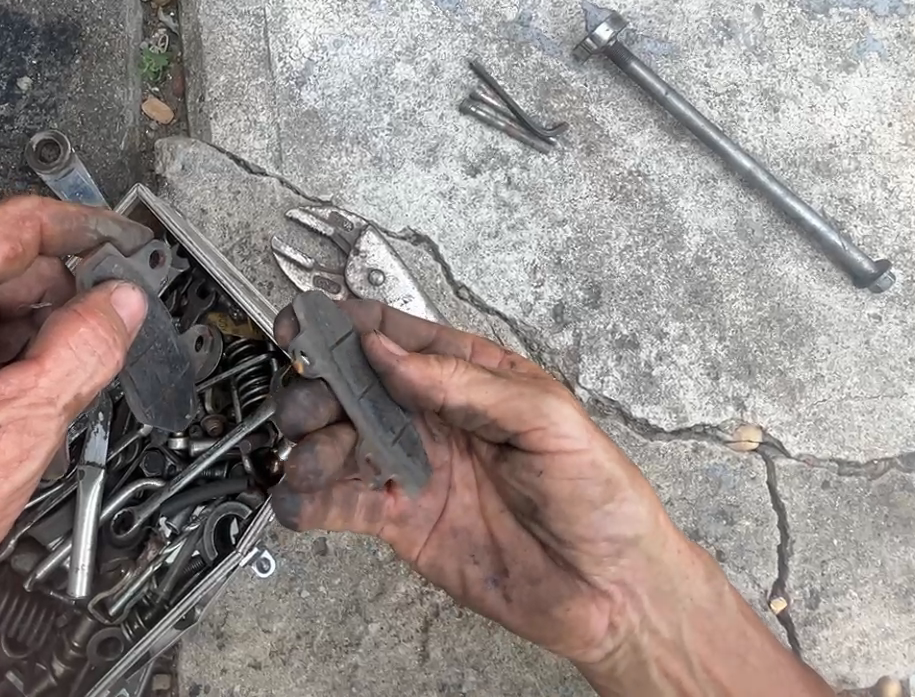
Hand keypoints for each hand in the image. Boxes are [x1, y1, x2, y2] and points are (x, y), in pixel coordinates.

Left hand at [0, 196, 155, 696]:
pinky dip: (1, 356)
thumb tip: (120, 302)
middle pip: (3, 265)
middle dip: (61, 297)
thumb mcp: (17, 429)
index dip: (83, 229)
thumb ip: (84, 350)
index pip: (16, 225)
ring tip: (53, 389)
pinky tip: (19, 401)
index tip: (122, 243)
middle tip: (105, 329)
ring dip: (32, 334)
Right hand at [272, 302, 832, 696]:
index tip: (300, 326)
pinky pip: (340, 502)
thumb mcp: (543, 417)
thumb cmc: (597, 490)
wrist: (616, 591)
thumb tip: (386, 351)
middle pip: (347, 384)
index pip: (388, 333)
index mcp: (462, 373)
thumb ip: (460, 381)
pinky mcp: (400, 518)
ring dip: (306, 446)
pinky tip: (299, 500)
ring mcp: (410, 465)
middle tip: (309, 409)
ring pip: (333, 441)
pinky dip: (306, 500)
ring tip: (309, 463)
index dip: (339, 323)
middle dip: (315, 388)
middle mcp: (427, 413)